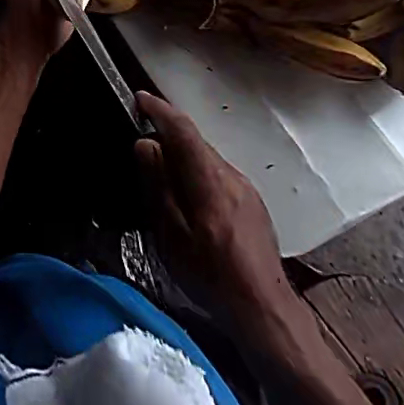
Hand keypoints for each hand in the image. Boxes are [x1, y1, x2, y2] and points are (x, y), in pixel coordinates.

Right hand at [133, 92, 300, 341]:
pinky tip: (187, 190)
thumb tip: (146, 144)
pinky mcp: (252, 202)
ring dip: (183, 152)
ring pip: (208, 157)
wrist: (263, 306)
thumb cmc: (211, 276)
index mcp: (210, 181)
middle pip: (197, 142)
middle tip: (142, 132)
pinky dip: (197, 169)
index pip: (184, 131)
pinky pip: (219, 173)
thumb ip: (159, 186)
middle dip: (169, 130)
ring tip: (159, 163)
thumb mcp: (173, 236)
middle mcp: (231, 175)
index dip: (160, 110)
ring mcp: (246, 188)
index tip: (139, 98)